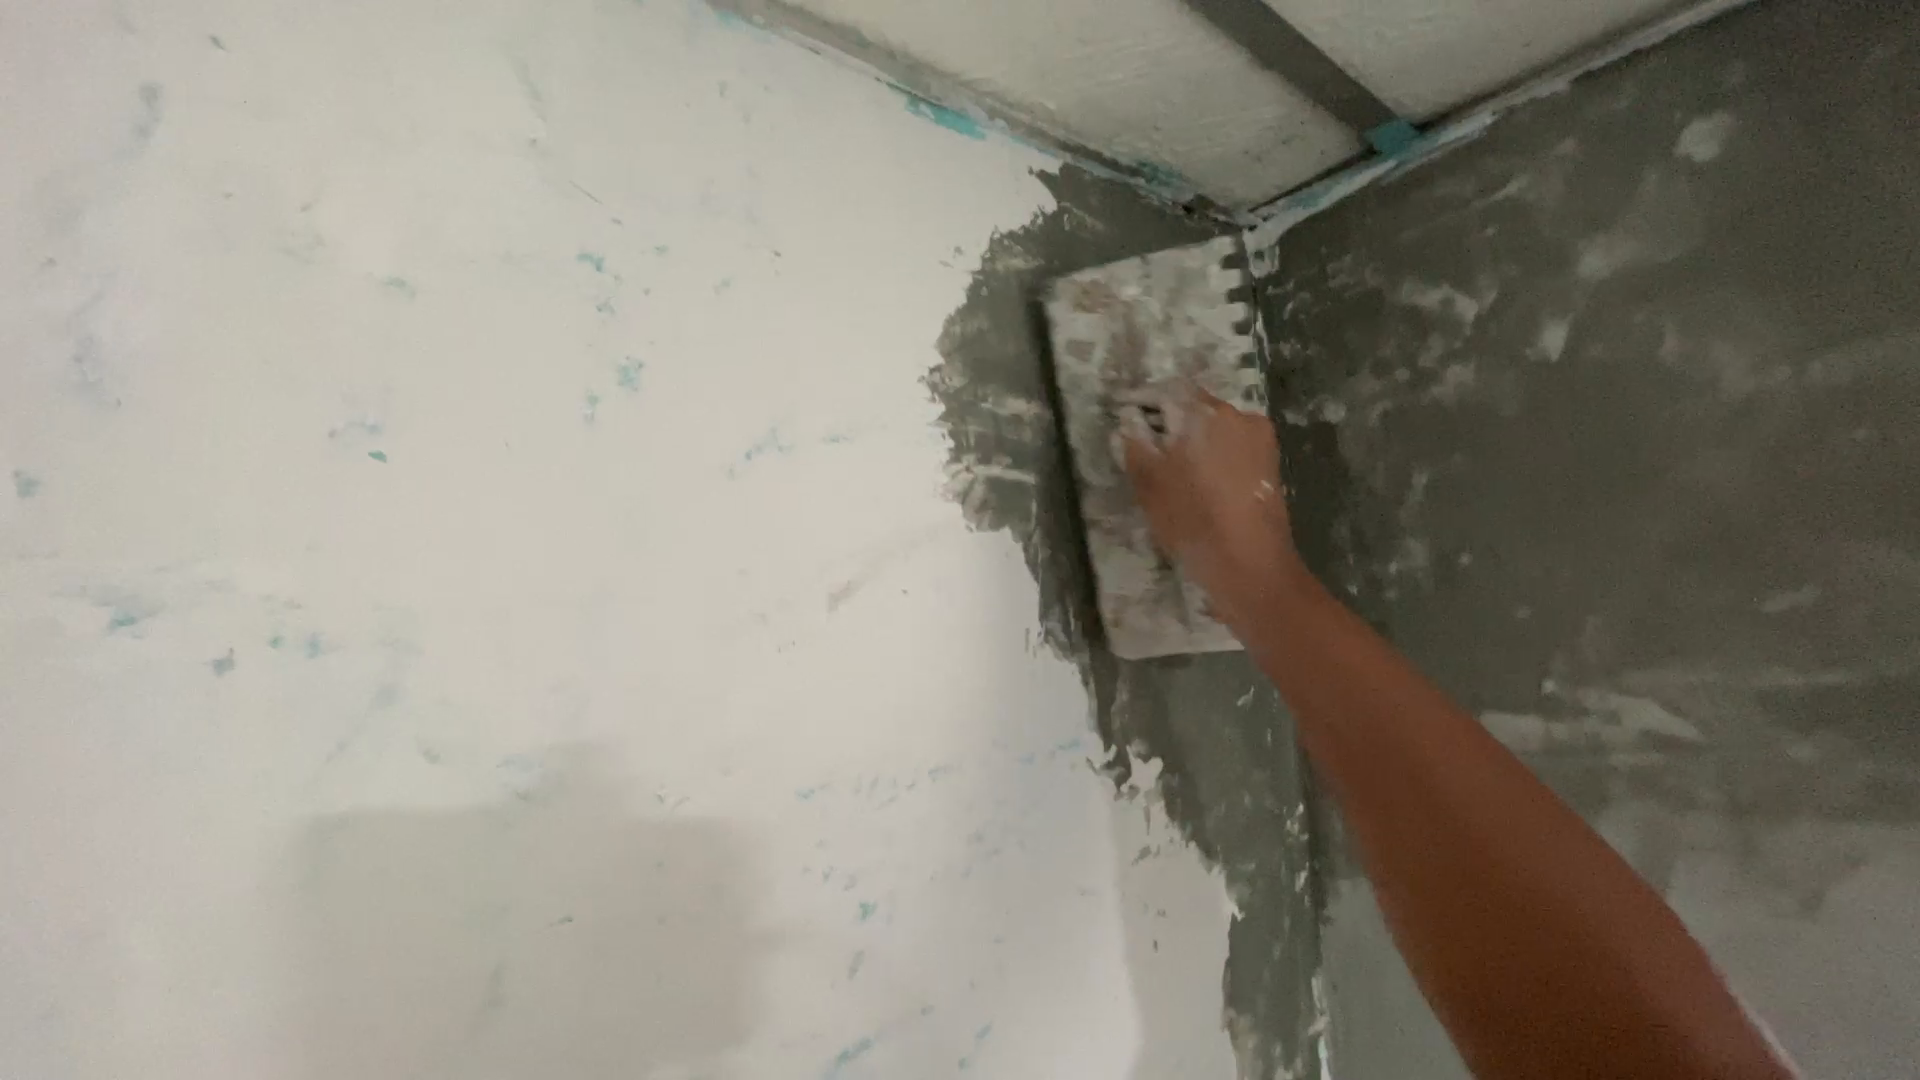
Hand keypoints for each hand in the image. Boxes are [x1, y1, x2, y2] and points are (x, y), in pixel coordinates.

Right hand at [1119, 386, 1301, 630]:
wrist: (1251, 564)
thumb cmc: (1193, 521)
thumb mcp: (1149, 483)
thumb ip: (1134, 443)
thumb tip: (1129, 420)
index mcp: (1204, 413)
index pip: (1167, 389)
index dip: (1141, 398)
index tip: (1122, 409)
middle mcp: (1236, 415)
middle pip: (1193, 406)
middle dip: (1166, 419)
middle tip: (1139, 438)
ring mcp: (1257, 438)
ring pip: (1213, 427)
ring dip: (1189, 437)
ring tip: (1166, 461)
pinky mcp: (1268, 462)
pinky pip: (1230, 445)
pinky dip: (1209, 452)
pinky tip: (1195, 477)